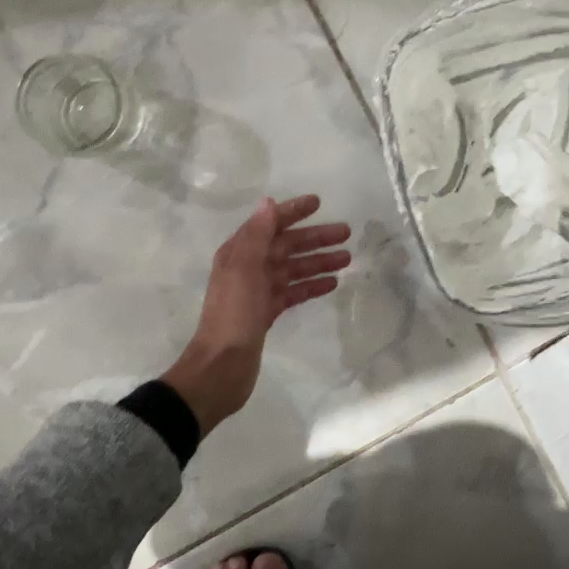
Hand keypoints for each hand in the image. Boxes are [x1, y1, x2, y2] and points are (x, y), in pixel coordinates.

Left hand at [162, 195, 351, 434]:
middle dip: (315, 238)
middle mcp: (248, 268)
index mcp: (239, 253)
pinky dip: (312, 286)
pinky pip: (294, 292)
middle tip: (346, 233)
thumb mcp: (244, 269)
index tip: (319, 203)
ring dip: (319, 261)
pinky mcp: (267, 313)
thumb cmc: (233, 314)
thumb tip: (268, 202)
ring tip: (347, 259)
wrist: (221, 366)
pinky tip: (332, 283)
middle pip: (286, 246)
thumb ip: (257, 235)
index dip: (293, 211)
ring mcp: (258, 291)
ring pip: (294, 269)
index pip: (269, 224)